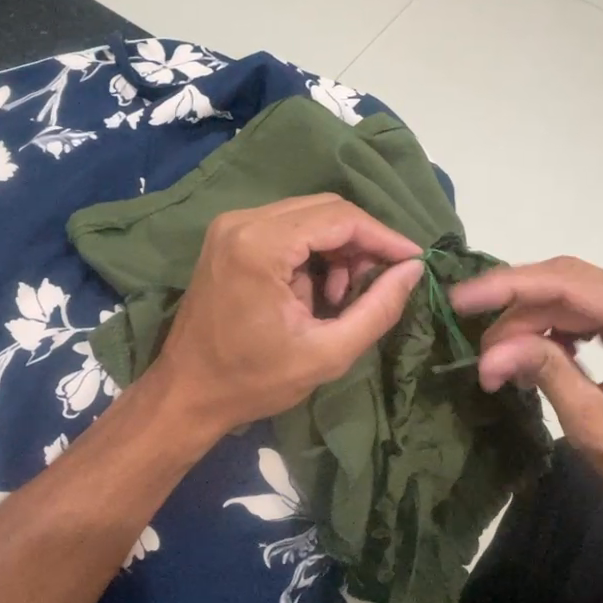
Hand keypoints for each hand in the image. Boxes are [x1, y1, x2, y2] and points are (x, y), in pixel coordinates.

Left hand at [148, 195, 424, 434]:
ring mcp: (231, 226)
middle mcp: (242, 221)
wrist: (187, 393)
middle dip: (360, 244)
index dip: (384, 237)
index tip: (416, 261)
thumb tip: (414, 269)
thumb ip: (377, 309)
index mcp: (260, 244)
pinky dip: (311, 254)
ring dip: (336, 251)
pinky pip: (286, 229)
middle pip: (325, 210)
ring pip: (308, 217)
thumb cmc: (254, 380)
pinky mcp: (228, 238)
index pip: (340, 218)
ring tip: (340, 299)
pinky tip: (315, 294)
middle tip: (379, 284)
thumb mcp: (327, 353)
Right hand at [450, 257, 602, 534]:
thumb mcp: (598, 429)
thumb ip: (548, 375)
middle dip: (516, 313)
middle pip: (570, 285)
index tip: (460, 300)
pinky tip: (538, 352)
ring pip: (577, 292)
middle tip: (481, 355)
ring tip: (501, 362)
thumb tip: (490, 351)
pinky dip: (558, 324)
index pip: (571, 286)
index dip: (509, 287)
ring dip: (533, 321)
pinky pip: (594, 304)